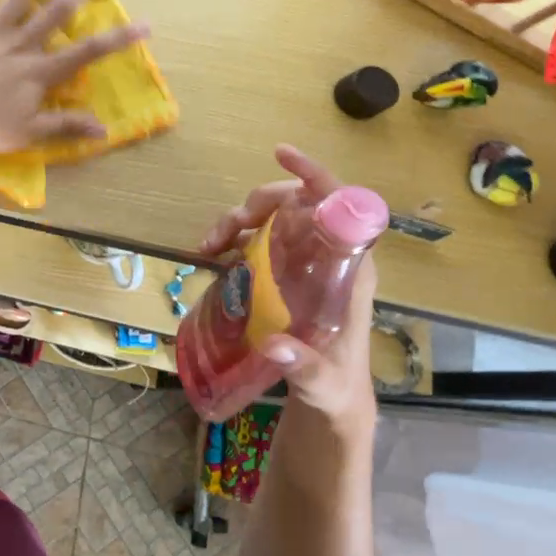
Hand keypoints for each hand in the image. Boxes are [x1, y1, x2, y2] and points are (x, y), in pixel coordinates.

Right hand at [200, 145, 377, 435]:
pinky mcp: (284, 275)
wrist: (328, 400)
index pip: (341, 207)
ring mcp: (304, 263)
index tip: (281, 155)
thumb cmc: (334, 387)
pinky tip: (212, 256)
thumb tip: (276, 346)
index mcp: (349, 271)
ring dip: (237, 220)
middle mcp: (328, 258)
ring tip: (207, 246)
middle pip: (296, 205)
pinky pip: (258, 239)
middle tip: (226, 227)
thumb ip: (304, 365)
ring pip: (273, 219)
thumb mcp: (322, 381)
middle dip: (258, 203)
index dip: (314, 176)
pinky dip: (232, 238)